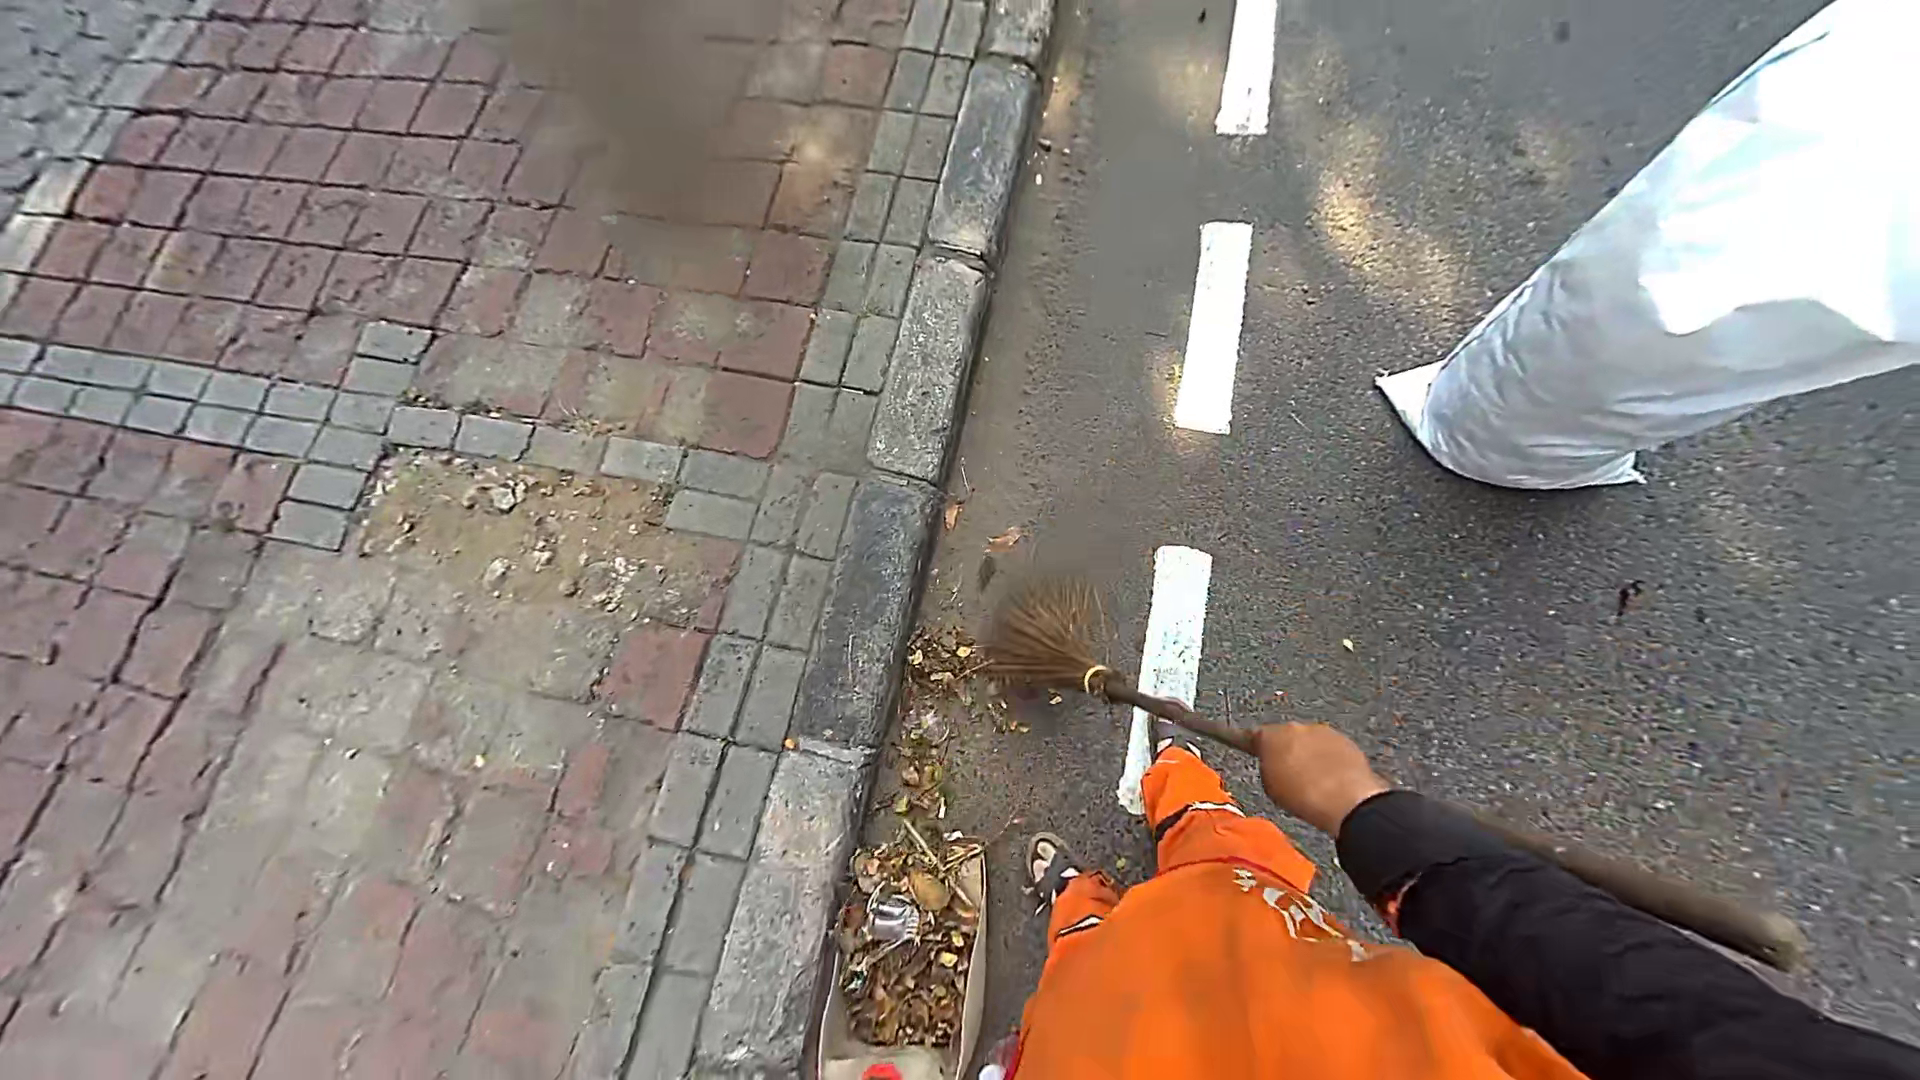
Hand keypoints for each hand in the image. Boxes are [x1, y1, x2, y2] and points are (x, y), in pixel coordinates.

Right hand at [1253, 723, 1392, 835]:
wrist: (1348, 802)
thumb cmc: (1305, 796)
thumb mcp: (1270, 787)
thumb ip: (1266, 767)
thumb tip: (1272, 765)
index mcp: (1268, 735)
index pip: (1247, 734)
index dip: (1241, 740)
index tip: (1223, 733)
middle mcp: (1294, 727)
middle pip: (1283, 736)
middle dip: (1285, 751)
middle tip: (1288, 775)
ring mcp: (1320, 732)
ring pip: (1308, 741)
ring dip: (1309, 755)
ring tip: (1313, 782)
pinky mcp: (1344, 741)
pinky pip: (1330, 748)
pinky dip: (1329, 759)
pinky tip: (1331, 779)